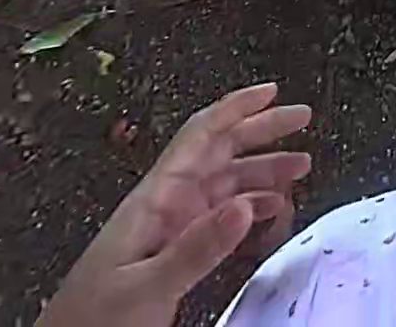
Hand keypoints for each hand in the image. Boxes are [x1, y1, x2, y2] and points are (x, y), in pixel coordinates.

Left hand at [38, 84, 311, 326]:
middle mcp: (172, 200)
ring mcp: (177, 224)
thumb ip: (196, 248)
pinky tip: (274, 211)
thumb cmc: (93, 320)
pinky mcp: (180, 251)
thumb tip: (247, 207)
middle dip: (263, 130)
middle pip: (223, 149)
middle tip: (302, 119)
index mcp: (159, 194)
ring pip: (230, 181)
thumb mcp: (145, 287)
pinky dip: (254, 208)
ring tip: (301, 166)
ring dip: (266, 170)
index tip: (271, 91)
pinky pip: (226, 217)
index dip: (237, 106)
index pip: (202, 133)